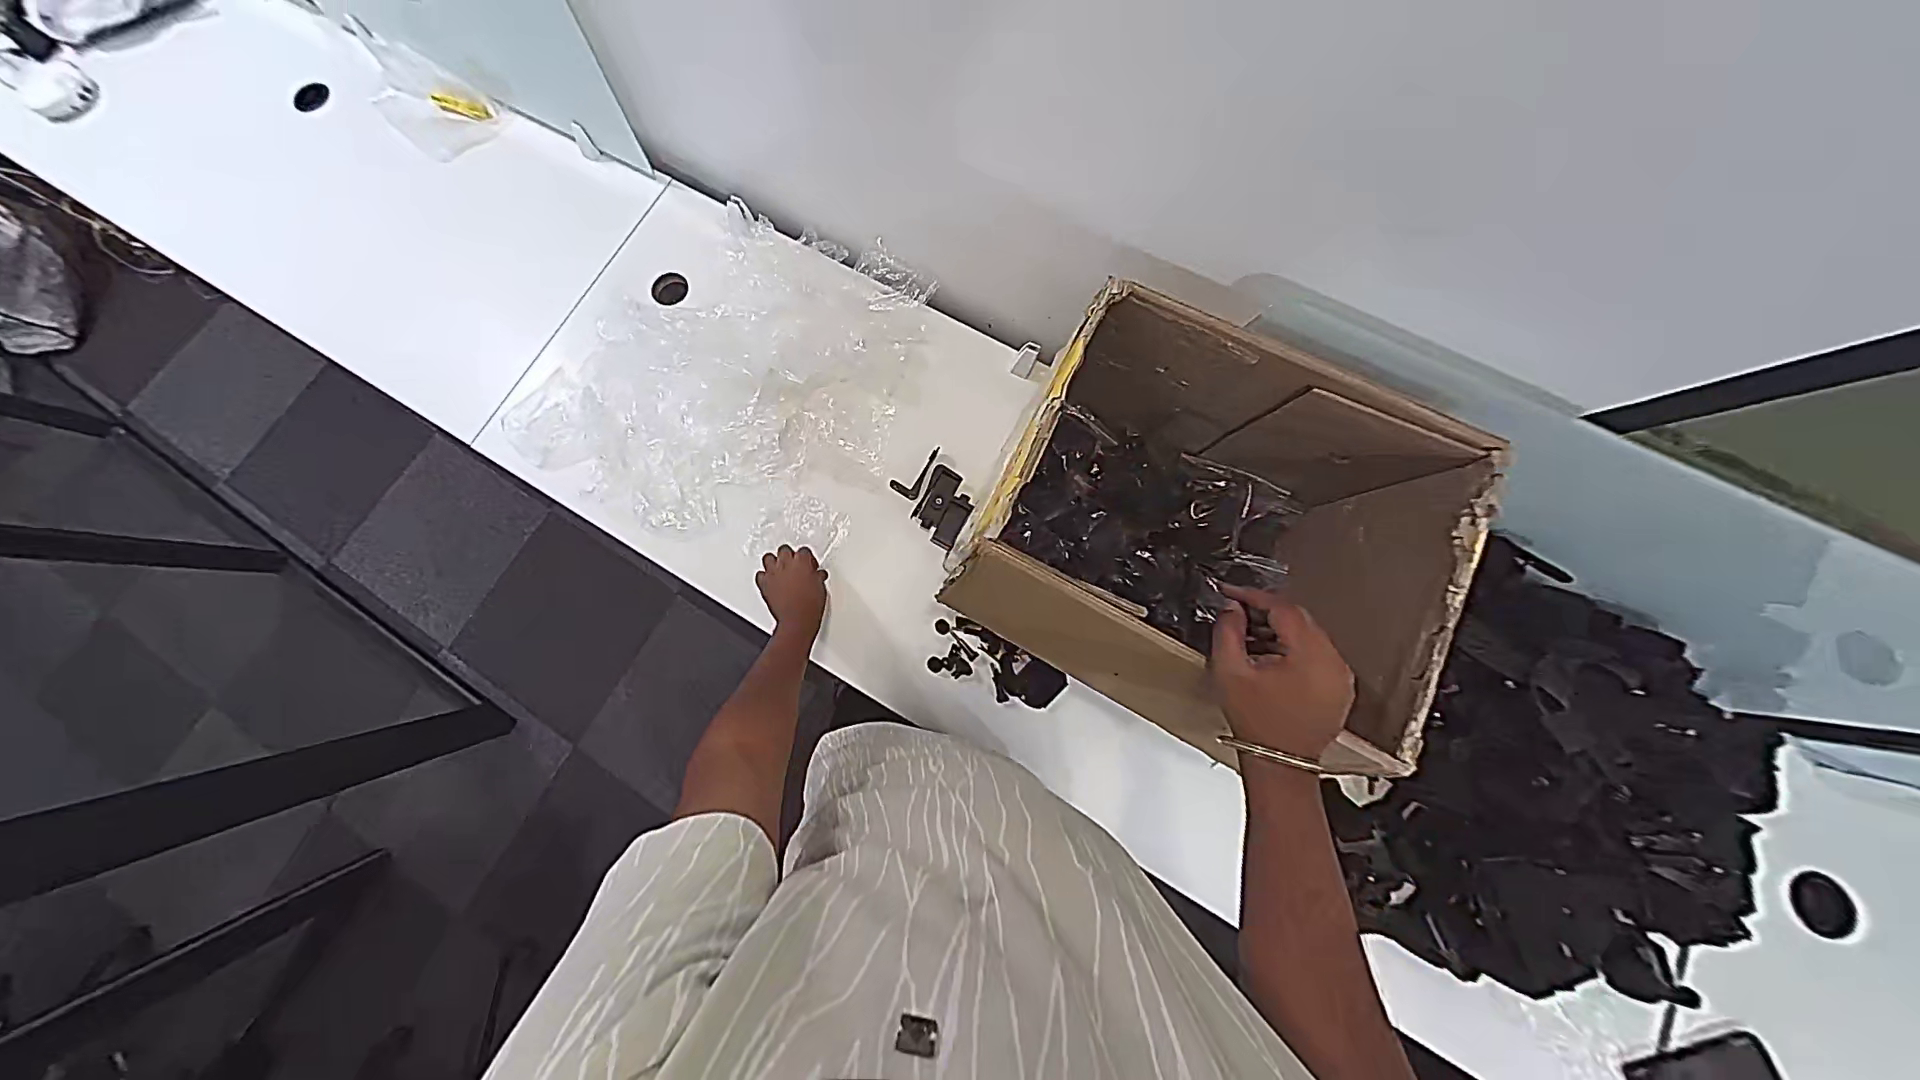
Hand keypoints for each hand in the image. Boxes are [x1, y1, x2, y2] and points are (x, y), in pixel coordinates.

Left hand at [757, 545, 827, 637]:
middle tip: (796, 565)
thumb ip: (816, 577)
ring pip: (769, 558)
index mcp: (802, 562)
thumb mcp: (820, 587)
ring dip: (775, 562)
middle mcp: (785, 564)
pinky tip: (771, 581)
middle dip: (790, 555)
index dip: (808, 558)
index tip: (810, 565)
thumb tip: (816, 576)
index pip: (804, 551)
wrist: (797, 620)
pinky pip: (760, 574)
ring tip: (781, 569)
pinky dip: (765, 576)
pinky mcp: (764, 584)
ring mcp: (773, 574)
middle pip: (784, 550)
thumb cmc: (810, 605)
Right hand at [1210, 585, 1353, 760]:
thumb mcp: (1230, 671)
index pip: (1283, 608)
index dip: (1254, 596)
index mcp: (1310, 655)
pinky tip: (1268, 656)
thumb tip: (1232, 608)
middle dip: (1266, 611)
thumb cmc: (1256, 722)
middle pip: (1299, 618)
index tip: (1231, 592)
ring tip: (1249, 636)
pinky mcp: (1339, 687)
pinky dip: (1293, 648)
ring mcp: (1340, 675)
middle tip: (1237, 611)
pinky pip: (1316, 654)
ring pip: (1308, 635)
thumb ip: (1228, 631)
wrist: (1280, 762)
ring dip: (1279, 630)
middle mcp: (1333, 661)